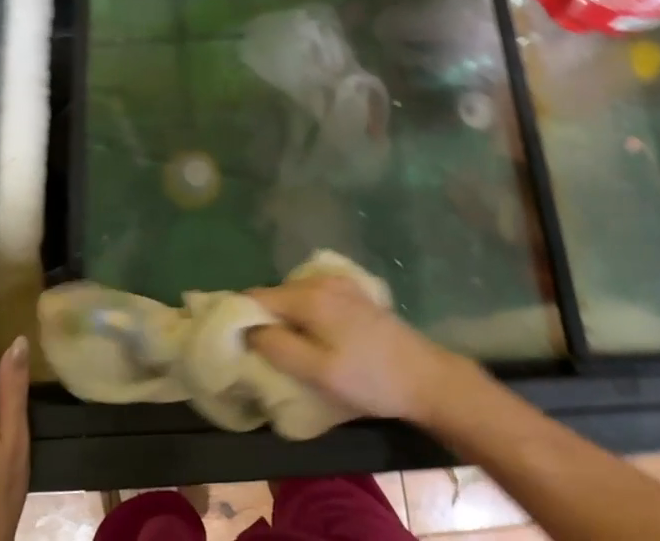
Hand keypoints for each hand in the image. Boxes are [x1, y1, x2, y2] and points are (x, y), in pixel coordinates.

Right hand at [247, 274, 473, 424]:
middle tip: (263, 353)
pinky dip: (305, 315)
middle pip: (275, 295)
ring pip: (295, 297)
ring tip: (289, 350)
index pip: (256, 297)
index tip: (232, 342)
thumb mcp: (318, 372)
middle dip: (264, 319)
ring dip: (286, 319)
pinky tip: (315, 339)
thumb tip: (247, 329)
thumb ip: (278, 347)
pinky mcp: (355, 295)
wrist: (427, 378)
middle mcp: (321, 280)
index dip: (240, 317)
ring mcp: (341, 284)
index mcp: (309, 296)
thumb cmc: (370, 379)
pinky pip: (314, 298)